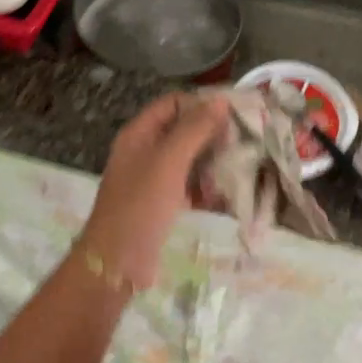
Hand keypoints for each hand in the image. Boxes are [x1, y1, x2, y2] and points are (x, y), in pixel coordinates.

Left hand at [76, 91, 229, 289]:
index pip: (173, 103)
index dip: (201, 104)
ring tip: (241, 167)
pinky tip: (227, 195)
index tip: (234, 113)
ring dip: (211, 162)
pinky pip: (188, 186)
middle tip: (244, 142)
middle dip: (211, 134)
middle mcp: (144, 151)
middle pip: (182, 130)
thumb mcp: (168, 161)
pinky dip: (205, 187)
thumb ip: (194, 129)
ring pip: (187, 160)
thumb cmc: (141, 205)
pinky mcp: (161, 204)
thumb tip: (220, 100)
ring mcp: (152, 179)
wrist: (117, 262)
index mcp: (139, 133)